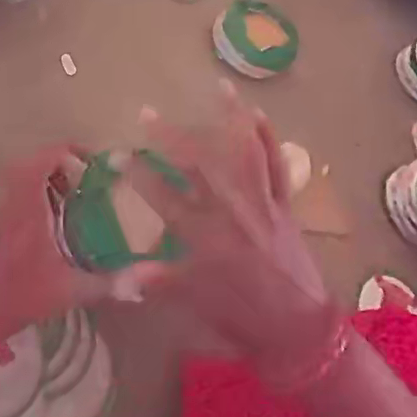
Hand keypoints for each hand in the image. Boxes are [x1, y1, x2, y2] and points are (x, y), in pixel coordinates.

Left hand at [0, 146, 110, 338]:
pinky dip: (36, 194)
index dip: (65, 150)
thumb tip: (150, 275)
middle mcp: (13, 203)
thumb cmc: (22, 296)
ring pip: (22, 179)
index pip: (42, 160)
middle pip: (33, 164)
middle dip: (60, 164)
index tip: (90, 161)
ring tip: (75, 195)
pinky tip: (55, 219)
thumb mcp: (70, 291)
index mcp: (29, 208)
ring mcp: (1, 213)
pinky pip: (17, 194)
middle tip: (85, 178)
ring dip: (47, 178)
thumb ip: (110, 282)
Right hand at [122, 87, 334, 376]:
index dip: (136, 174)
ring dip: (231, 117)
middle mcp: (231, 210)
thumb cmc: (243, 316)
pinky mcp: (284, 204)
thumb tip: (123, 274)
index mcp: (205, 235)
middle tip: (147, 114)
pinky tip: (259, 115)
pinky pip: (278, 166)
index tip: (116, 155)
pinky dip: (269, 139)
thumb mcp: (196, 301)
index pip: (162, 196)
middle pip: (197, 164)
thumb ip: (160, 280)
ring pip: (244, 152)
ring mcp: (261, 202)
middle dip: (169, 136)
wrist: (300, 329)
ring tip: (220, 87)